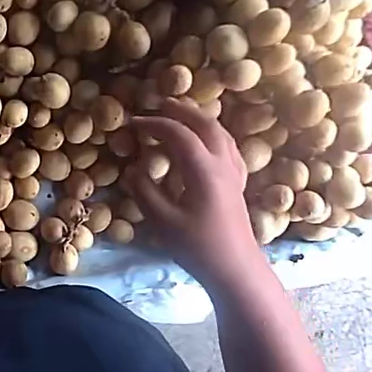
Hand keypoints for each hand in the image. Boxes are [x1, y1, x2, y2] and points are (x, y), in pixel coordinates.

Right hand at [125, 98, 266, 292]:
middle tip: (159, 103)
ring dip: (198, 118)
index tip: (133, 123)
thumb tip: (133, 170)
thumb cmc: (198, 247)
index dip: (154, 124)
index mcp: (204, 170)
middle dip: (181, 110)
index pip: (178, 133)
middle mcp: (223, 164)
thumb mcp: (163, 221)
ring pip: (220, 132)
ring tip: (180, 114)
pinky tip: (204, 142)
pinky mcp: (238, 183)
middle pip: (205, 123)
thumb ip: (145, 192)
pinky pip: (227, 147)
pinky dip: (212, 135)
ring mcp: (234, 172)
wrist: (236, 268)